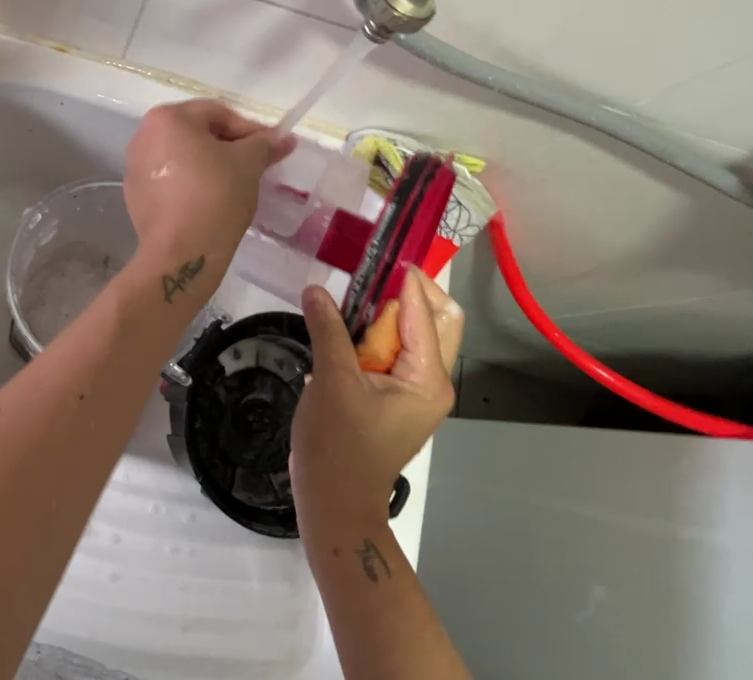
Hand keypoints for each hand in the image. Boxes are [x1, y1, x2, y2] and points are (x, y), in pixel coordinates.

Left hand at [123, 100, 292, 262]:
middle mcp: (144, 135)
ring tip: (234, 183)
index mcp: (168, 118)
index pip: (217, 112)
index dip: (249, 129)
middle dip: (228, 145)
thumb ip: (265, 144)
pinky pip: (169, 178)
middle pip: (196, 132)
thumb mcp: (248, 164)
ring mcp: (135, 165)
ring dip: (209, 163)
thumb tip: (284, 138)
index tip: (270, 148)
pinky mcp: (135, 194)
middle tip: (254, 164)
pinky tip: (208, 200)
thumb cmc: (215, 196)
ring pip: (181, 155)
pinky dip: (190, 182)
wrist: (181, 251)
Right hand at [290, 268, 463, 520]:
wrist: (334, 501)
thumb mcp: (331, 381)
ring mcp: (416, 390)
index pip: (423, 313)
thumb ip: (328, 330)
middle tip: (372, 272)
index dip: (404, 280)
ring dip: (390, 311)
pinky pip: (396, 351)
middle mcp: (432, 380)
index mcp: (427, 378)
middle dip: (409, 291)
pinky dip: (378, 332)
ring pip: (417, 334)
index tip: (381, 250)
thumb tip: (316, 289)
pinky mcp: (396, 397)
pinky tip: (348, 324)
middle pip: (437, 319)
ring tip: (356, 293)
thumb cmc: (338, 445)